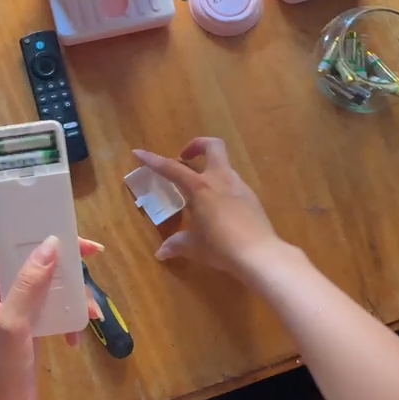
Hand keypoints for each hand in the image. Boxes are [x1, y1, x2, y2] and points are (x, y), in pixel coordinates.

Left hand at [0, 197, 102, 399]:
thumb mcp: (11, 326)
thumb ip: (30, 284)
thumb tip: (49, 243)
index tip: (10, 185)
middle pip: (22, 253)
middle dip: (55, 250)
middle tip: (88, 245)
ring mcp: (11, 307)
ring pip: (44, 279)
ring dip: (69, 289)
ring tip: (92, 306)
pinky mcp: (27, 325)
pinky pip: (51, 305)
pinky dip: (67, 315)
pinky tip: (77, 334)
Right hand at [132, 137, 283, 277]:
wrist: (260, 254)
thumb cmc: (221, 247)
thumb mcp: (194, 247)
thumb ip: (176, 245)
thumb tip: (161, 253)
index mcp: (200, 187)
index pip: (171, 168)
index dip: (153, 160)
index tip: (138, 152)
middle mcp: (220, 179)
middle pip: (212, 146)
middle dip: (197, 145)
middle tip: (185, 157)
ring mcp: (239, 186)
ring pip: (224, 165)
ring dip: (210, 169)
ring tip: (200, 190)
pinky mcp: (252, 198)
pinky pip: (233, 183)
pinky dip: (222, 187)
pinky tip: (218, 208)